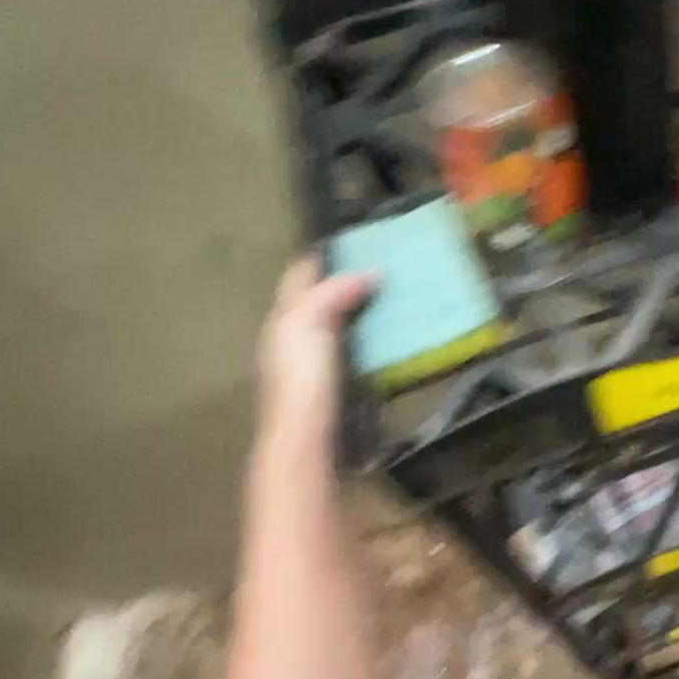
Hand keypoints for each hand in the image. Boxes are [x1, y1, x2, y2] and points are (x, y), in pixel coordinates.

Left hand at [258, 258, 374, 443]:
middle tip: (384, 268)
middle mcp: (294, 335)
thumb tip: (369, 274)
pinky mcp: (334, 382)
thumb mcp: (309, 323)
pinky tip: (388, 336)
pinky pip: (351, 346)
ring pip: (336, 322)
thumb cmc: (303, 377)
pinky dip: (367, 335)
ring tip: (394, 297)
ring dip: (360, 308)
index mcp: (284, 317)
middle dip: (346, 280)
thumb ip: (332, 293)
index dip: (324, 256)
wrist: (306, 436)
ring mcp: (314, 361)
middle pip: (318, 297)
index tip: (358, 242)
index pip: (301, 275)